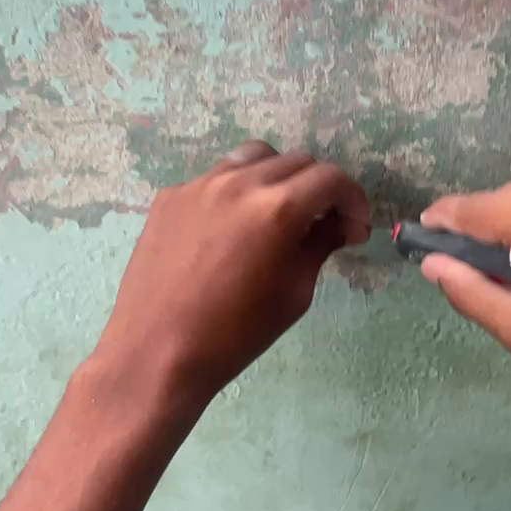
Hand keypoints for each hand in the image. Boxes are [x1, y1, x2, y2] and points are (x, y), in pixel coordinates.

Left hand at [91, 141, 369, 403]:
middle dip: (318, 188)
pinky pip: (215, 179)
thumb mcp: (294, 294)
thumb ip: (319, 245)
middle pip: (296, 161)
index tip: (354, 227)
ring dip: (277, 178)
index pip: (331, 178)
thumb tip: (339, 224)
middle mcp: (240, 182)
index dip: (352, 200)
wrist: (156, 351)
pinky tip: (229, 230)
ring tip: (276, 213)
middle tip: (321, 223)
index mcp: (278, 207)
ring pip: (253, 158)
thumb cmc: (235, 334)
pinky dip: (236, 193)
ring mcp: (200, 184)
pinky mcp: (170, 196)